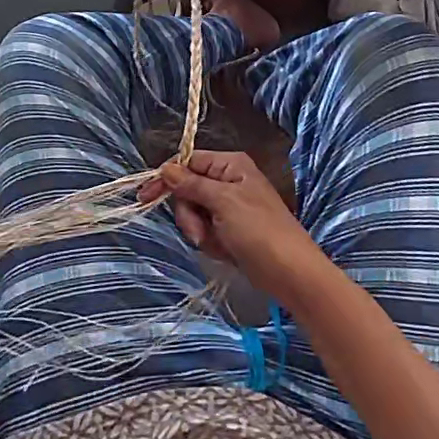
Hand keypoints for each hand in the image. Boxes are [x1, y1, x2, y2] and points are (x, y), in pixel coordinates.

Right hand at [140, 150, 324, 299]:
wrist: (293, 275)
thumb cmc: (260, 231)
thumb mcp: (223, 202)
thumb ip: (191, 184)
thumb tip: (166, 168)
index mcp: (230, 165)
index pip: (187, 162)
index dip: (167, 178)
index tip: (146, 197)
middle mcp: (228, 181)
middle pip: (187, 189)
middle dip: (188, 213)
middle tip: (198, 233)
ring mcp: (229, 206)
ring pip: (194, 212)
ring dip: (199, 230)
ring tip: (215, 244)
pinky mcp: (230, 230)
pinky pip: (205, 230)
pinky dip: (210, 242)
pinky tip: (224, 251)